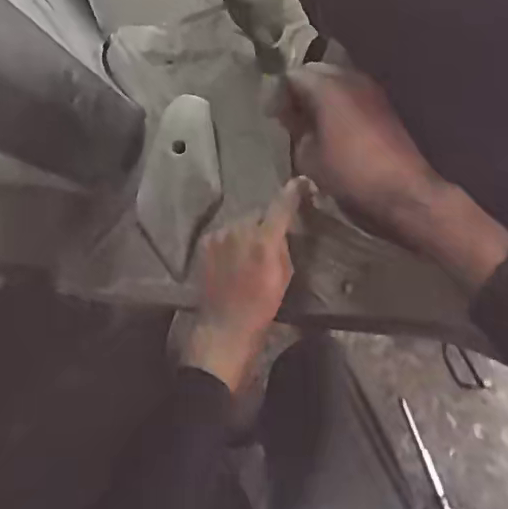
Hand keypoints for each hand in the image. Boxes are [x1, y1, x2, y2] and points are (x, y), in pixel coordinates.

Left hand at [182, 178, 308, 390]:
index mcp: (264, 239)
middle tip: (270, 238)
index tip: (302, 182)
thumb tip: (281, 230)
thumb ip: (283, 245)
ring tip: (249, 251)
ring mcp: (219, 234)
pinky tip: (232, 257)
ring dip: (247, 230)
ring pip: (240, 221)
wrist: (224, 327)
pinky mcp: (205, 242)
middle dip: (266, 221)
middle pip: (259, 212)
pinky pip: (224, 232)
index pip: (282, 203)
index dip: (294, 190)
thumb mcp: (284, 276)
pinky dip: (231, 239)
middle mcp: (240, 229)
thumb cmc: (262, 306)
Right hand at [279, 65, 507, 290]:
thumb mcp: (309, 157)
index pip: (292, 76)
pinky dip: (338, 106)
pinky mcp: (385, 107)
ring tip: (309, 126)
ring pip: (336, 83)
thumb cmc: (351, 174)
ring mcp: (372, 91)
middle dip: (299, 91)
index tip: (272, 118)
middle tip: (289, 118)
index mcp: (328, 86)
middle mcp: (351, 78)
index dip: (278, 95)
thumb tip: (295, 121)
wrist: (405, 193)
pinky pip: (352, 96)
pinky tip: (332, 131)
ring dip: (320, 98)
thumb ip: (296, 131)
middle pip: (316, 73)